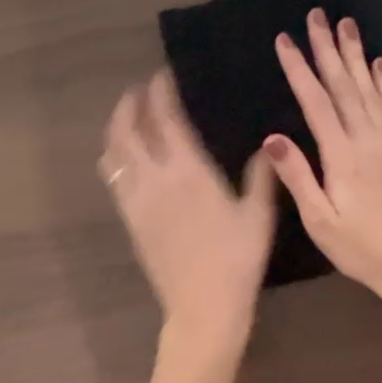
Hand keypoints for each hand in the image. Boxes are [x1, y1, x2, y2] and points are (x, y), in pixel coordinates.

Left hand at [101, 70, 277, 348]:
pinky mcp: (130, 220)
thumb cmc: (237, 261)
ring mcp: (137, 200)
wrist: (202, 307)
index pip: (165, 116)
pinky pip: (113, 177)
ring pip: (114, 151)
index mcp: (189, 171)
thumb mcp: (259, 217)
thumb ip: (261, 177)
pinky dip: (114, 156)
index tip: (166, 74)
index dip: (162, 90)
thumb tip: (268, 147)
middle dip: (131, 101)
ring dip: (117, 126)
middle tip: (142, 90)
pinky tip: (126, 157)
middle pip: (128, 127)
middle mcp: (155, 177)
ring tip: (129, 117)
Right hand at [262, 8, 381, 297]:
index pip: (316, 103)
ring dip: (357, 57)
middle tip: (317, 16)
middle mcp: (367, 141)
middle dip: (328, 50)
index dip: (299, 70)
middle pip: (345, 87)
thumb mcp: (319, 220)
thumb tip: (273, 138)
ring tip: (347, 25)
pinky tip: (379, 65)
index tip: (285, 40)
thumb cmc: (358, 247)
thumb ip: (298, 177)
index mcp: (341, 157)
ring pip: (370, 91)